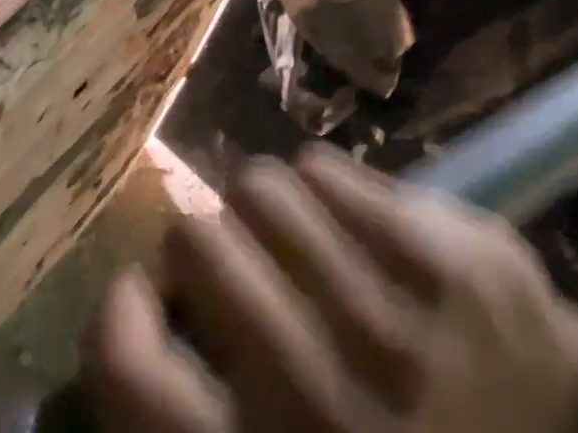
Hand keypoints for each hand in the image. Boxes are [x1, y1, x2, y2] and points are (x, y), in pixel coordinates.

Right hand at [80, 146, 577, 432]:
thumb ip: (201, 407)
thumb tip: (142, 306)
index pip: (124, 365)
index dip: (122, 314)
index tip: (149, 302)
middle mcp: (320, 398)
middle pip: (194, 238)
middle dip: (208, 249)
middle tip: (247, 274)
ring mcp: (394, 323)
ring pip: (258, 189)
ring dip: (267, 214)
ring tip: (305, 247)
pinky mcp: (454, 260)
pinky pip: (324, 170)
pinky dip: (325, 192)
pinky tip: (361, 233)